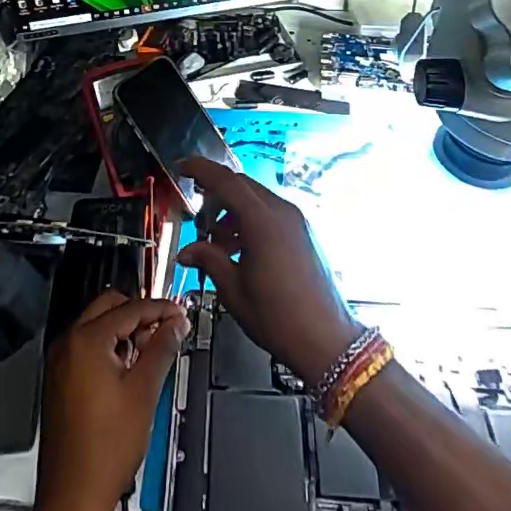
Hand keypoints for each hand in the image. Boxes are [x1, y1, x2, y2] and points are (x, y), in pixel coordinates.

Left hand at [34, 293, 187, 510]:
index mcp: (86, 341)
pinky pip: (86, 345)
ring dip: (123, 330)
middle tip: (163, 329)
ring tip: (147, 353)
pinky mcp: (59, 377)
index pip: (130, 308)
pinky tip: (126, 369)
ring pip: (97, 324)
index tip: (177, 313)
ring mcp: (60, 360)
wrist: (76, 490)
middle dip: (138, 314)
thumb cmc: (103, 450)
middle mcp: (67, 343)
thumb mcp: (144, 392)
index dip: (160, 308)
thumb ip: (162, 349)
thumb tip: (174, 326)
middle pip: (109, 306)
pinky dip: (108, 346)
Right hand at [176, 157, 361, 383]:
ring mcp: (296, 221)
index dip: (200, 169)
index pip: (226, 181)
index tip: (182, 167)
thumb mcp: (234, 290)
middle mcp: (281, 212)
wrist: (328, 343)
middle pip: (240, 186)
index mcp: (262, 221)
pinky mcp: (304, 233)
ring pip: (255, 200)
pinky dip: (250, 221)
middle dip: (215, 197)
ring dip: (232, 212)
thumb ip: (209, 260)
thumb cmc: (279, 318)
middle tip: (198, 221)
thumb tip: (187, 252)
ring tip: (218, 244)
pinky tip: (240, 250)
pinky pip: (270, 213)